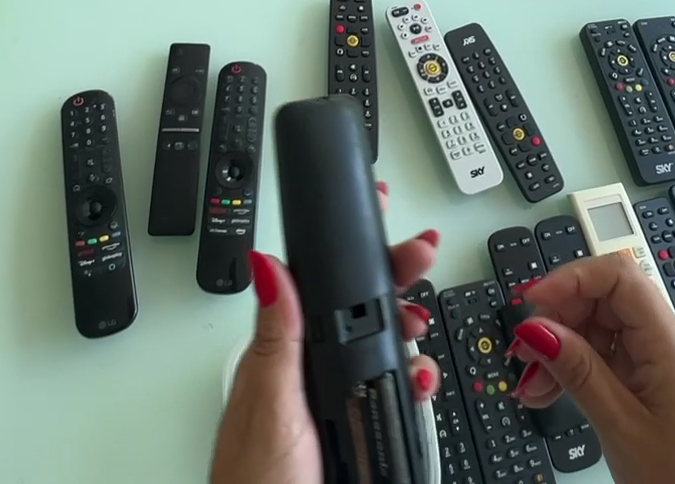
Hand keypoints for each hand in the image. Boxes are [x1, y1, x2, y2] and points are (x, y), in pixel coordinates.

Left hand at [209, 184, 441, 483]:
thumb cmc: (254, 480)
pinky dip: (413, 373)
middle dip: (394, 277)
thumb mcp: (269, 402)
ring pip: (381, 342)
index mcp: (283, 350)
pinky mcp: (354, 420)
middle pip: (359, 306)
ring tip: (419, 322)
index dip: (355, 249)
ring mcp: (333, 393)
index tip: (382, 218)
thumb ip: (275, 336)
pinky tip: (419, 375)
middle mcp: (309, 366)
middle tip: (421, 254)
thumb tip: (265, 264)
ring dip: (407, 325)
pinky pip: (391, 384)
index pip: (322, 282)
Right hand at [509, 252, 674, 483]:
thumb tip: (534, 327)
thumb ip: (577, 371)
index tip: (533, 301)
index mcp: (669, 344)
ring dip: (557, 346)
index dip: (572, 278)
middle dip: (557, 317)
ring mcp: (654, 360)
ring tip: (530, 380)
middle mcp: (664, 342)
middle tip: (525, 348)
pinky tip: (545, 390)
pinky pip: (600, 354)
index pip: (619, 277)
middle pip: (602, 298)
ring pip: (595, 326)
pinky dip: (569, 367)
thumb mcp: (620, 426)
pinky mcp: (644, 379)